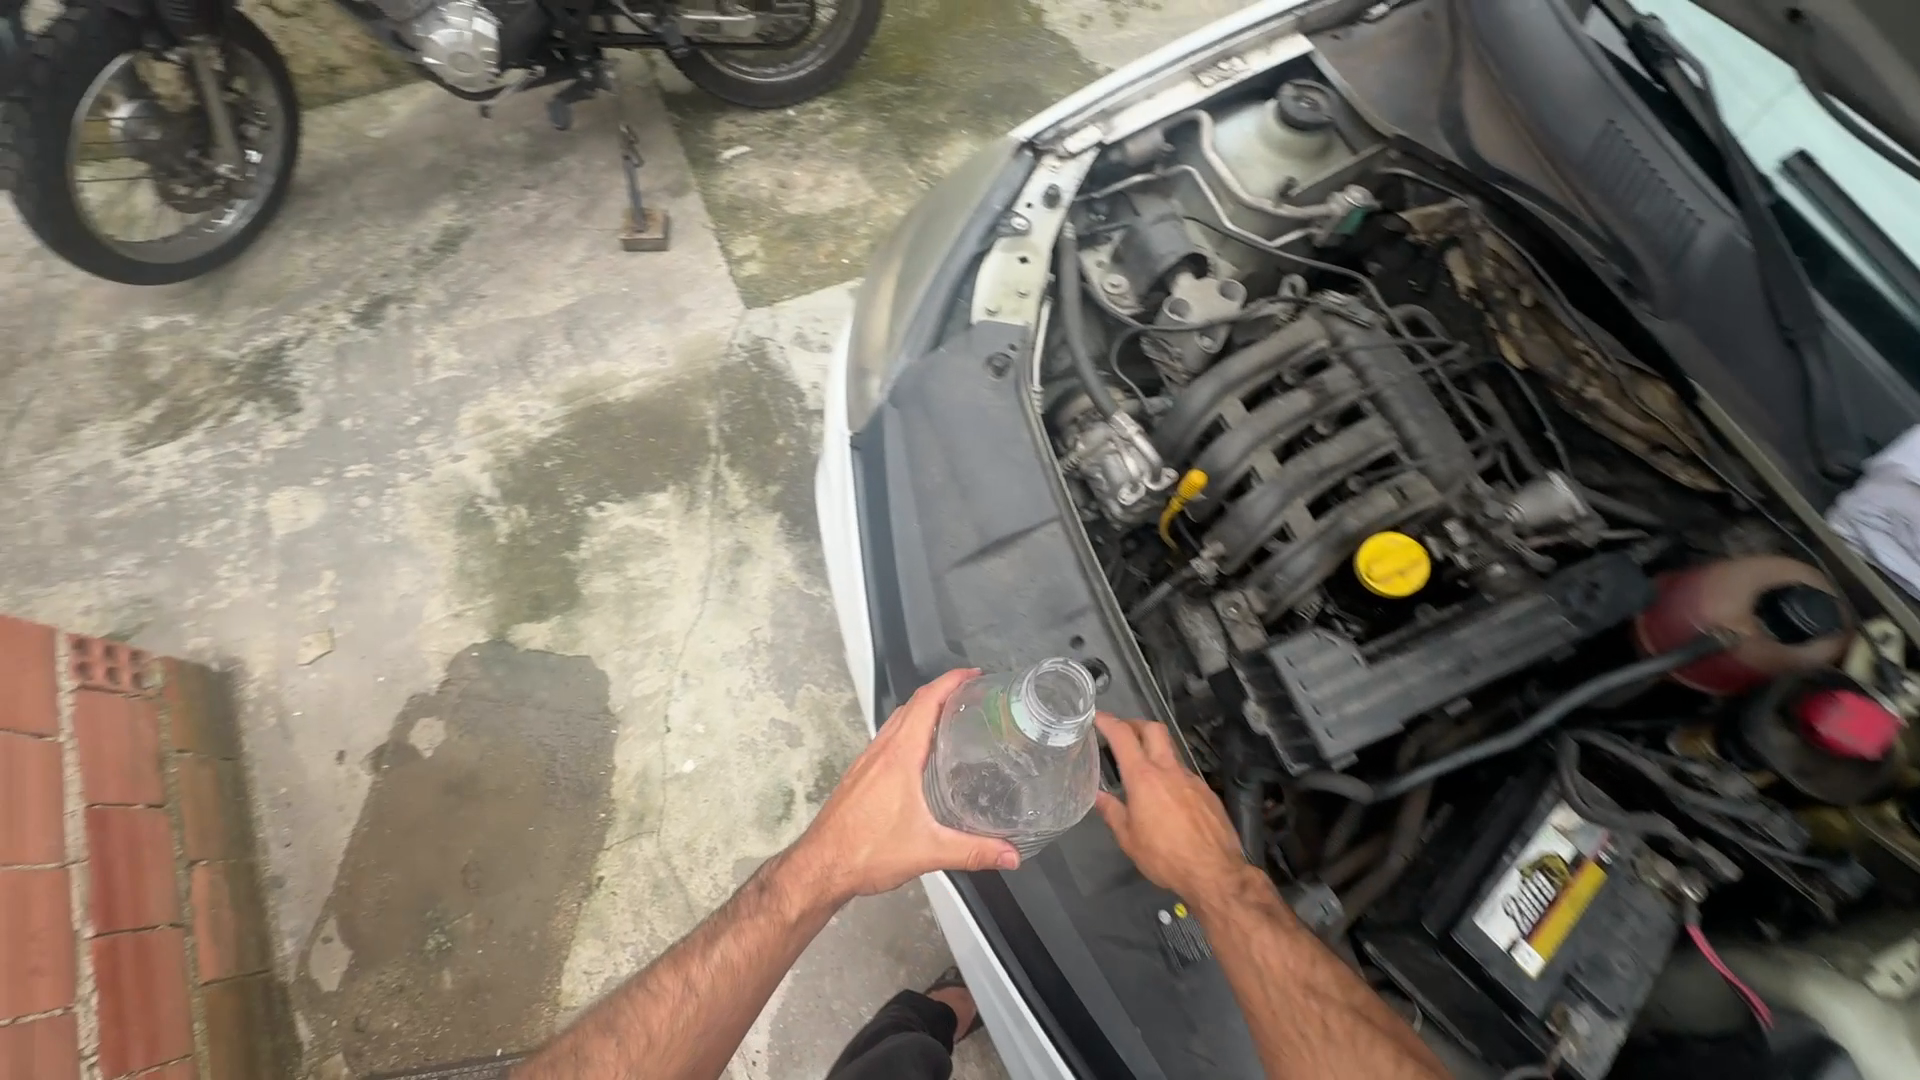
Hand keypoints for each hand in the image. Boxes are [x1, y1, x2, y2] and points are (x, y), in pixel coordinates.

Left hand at [791, 669, 1021, 904]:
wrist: (821, 866)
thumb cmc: (864, 852)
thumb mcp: (928, 851)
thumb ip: (973, 851)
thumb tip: (1009, 854)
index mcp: (898, 755)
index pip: (925, 701)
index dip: (950, 681)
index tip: (971, 674)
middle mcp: (881, 751)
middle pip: (912, 704)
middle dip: (941, 690)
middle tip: (968, 692)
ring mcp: (868, 761)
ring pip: (897, 720)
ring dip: (923, 709)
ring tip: (950, 715)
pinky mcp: (861, 774)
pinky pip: (887, 738)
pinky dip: (908, 730)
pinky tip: (920, 753)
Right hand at [1094, 714, 1250, 906]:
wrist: (1216, 873)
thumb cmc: (1165, 856)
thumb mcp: (1128, 839)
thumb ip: (1112, 812)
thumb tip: (1098, 796)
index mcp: (1144, 778)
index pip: (1123, 736)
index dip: (1108, 721)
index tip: (1098, 717)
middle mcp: (1168, 770)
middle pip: (1154, 729)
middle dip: (1136, 724)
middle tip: (1123, 733)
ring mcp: (1191, 779)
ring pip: (1171, 752)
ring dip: (1155, 751)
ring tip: (1144, 771)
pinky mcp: (1207, 792)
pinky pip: (1185, 774)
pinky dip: (1172, 776)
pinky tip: (1169, 798)